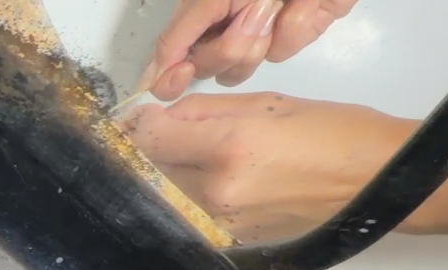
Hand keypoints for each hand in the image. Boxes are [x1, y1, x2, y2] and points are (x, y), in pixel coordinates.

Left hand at [124, 93, 410, 241]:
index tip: (140, 119)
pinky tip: (229, 181)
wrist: (373, 183)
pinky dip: (197, 193)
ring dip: (181, 173)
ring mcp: (216, 220)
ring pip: (171, 191)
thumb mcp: (270, 105)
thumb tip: (159, 116)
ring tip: (219, 158)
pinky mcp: (222, 237)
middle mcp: (214, 191)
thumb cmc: (332, 133)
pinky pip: (191, 209)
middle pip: (159, 167)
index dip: (142, 127)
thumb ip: (207, 111)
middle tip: (188, 136)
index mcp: (230, 149)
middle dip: (166, 149)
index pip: (155, 140)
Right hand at [143, 0, 356, 100]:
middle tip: (251, 10)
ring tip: (276, 4)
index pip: (166, 70)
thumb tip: (145, 84)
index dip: (169, 81)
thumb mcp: (206, 0)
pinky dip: (294, 26)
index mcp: (196, 25)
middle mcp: (220, 37)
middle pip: (204, 74)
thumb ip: (174, 39)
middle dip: (226, 48)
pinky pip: (284, 51)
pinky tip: (302, 4)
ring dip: (259, 39)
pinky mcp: (293, 35)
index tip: (182, 74)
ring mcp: (257, 39)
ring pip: (240, 71)